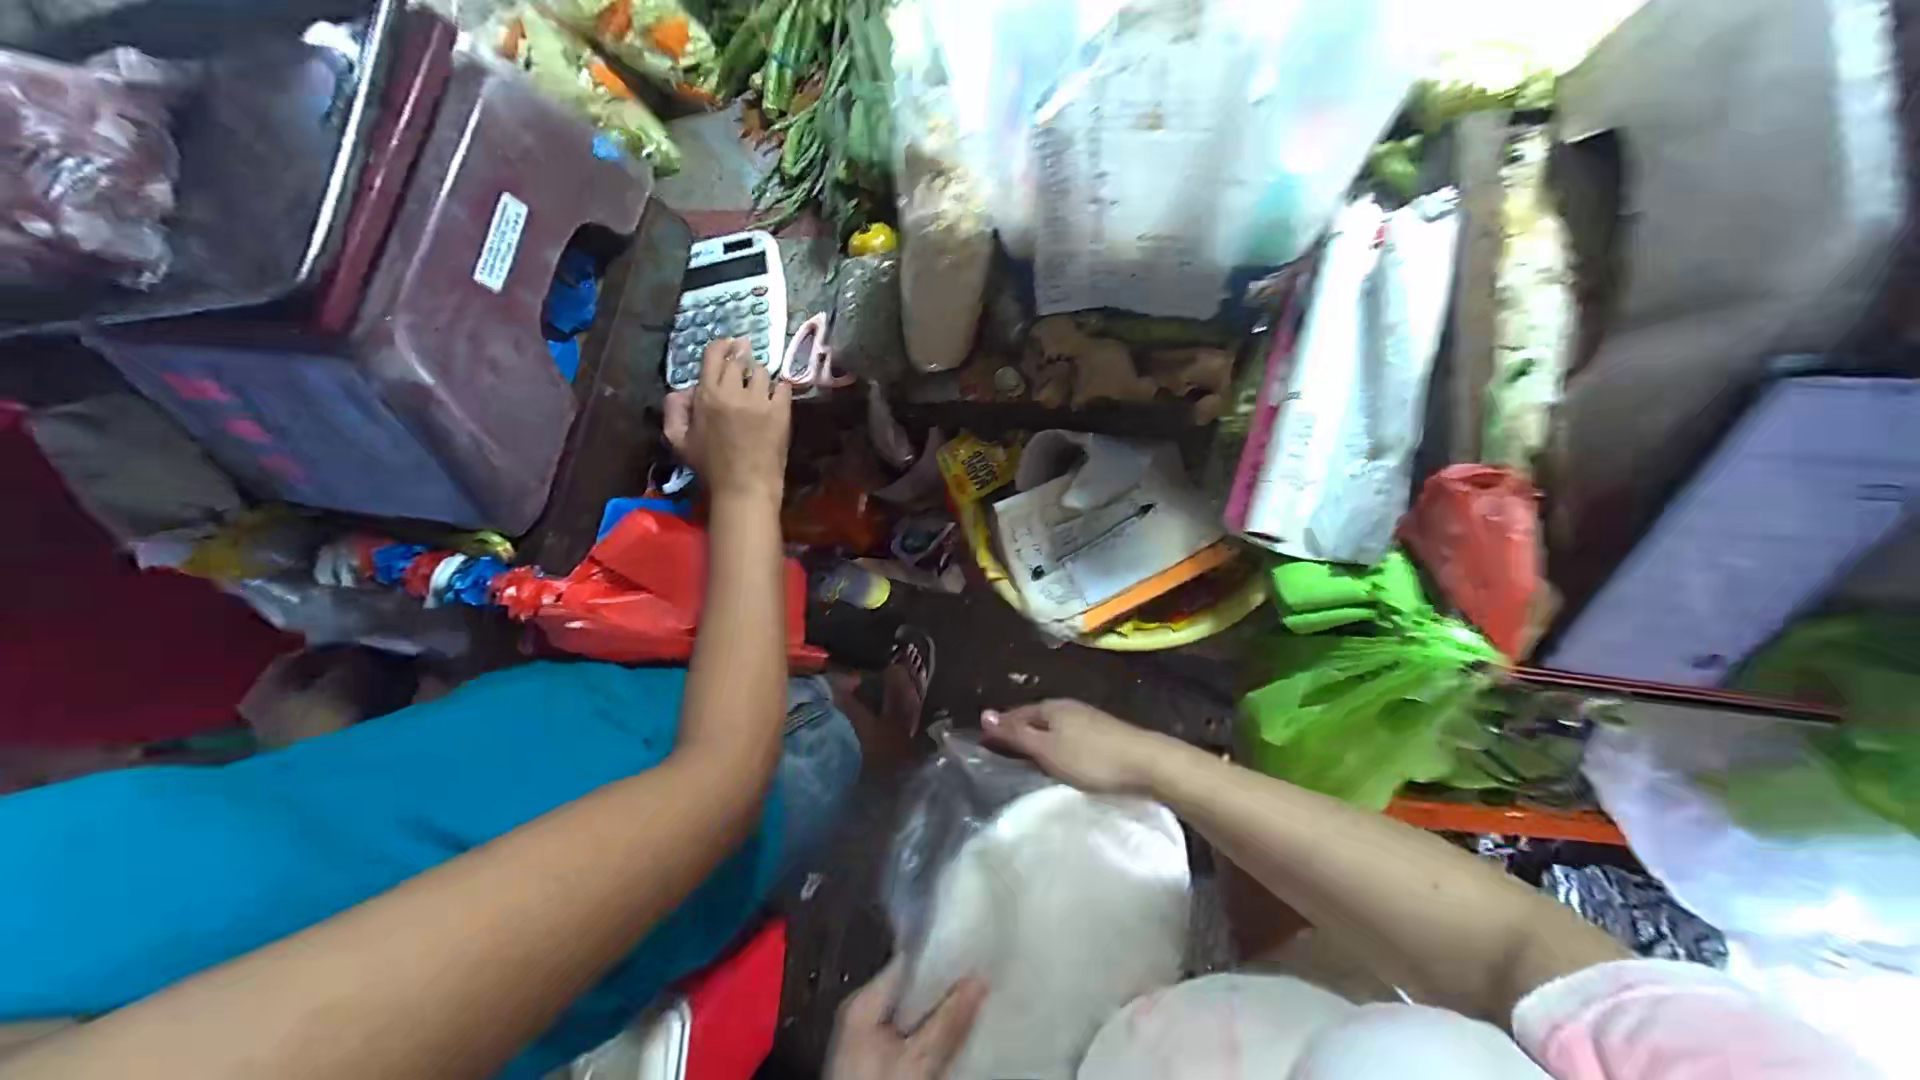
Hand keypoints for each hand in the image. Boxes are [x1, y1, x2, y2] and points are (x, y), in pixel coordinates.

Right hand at [663, 338, 791, 503]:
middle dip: (741, 355)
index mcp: (708, 395)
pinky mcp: (781, 412)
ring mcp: (760, 401)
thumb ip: (674, 411)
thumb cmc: (710, 467)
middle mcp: (734, 392)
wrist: (745, 487)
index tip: (729, 344)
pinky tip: (775, 395)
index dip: (721, 346)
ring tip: (757, 383)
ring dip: (758, 374)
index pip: (714, 356)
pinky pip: (783, 387)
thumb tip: (681, 391)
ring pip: (762, 371)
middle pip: (740, 360)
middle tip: (745, 354)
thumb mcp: (679, 441)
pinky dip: (778, 388)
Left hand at [825, 959, 985, 1079]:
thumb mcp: (919, 1061)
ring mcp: (866, 1040)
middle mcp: (861, 1014)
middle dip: (943, 990)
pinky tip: (952, 1035)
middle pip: (910, 991)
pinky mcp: (874, 1063)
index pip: (907, 964)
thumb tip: (978, 980)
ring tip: (972, 1002)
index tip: (971, 956)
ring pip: (912, 1016)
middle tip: (977, 982)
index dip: (940, 959)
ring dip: (939, 1015)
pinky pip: (908, 1038)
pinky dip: (929, 1035)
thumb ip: (949, 1020)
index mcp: (862, 1002)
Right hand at [980, 699, 1173, 795]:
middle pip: (1033, 719)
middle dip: (1017, 734)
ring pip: (1052, 728)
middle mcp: (1067, 707)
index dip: (998, 728)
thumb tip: (984, 713)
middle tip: (1000, 757)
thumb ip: (1016, 734)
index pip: (1014, 714)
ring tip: (1025, 762)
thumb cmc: (1091, 758)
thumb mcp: (1047, 749)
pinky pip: (1068, 737)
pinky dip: (1056, 747)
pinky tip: (1057, 761)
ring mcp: (1087, 719)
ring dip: (1037, 741)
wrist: (1147, 763)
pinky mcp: (1103, 734)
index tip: (983, 746)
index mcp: (1050, 707)